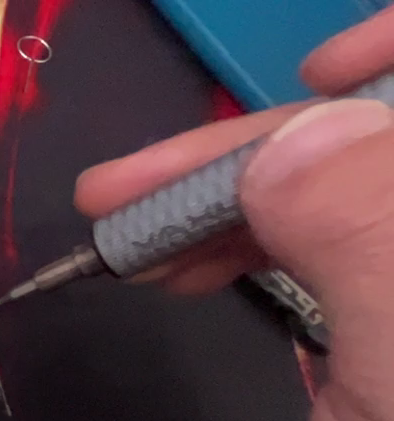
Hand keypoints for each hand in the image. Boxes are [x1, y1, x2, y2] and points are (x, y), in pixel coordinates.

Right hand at [76, 10, 393, 420]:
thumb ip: (374, 234)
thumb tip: (288, 143)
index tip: (299, 82)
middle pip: (378, 131)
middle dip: (255, 150)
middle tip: (123, 198)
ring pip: (335, 180)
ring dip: (228, 201)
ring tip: (139, 249)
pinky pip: (318, 232)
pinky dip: (244, 239)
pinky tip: (193, 266)